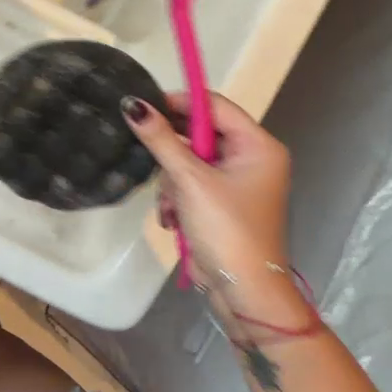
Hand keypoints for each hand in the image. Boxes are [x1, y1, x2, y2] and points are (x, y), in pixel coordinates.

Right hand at [124, 92, 292, 294]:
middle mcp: (252, 159)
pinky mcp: (222, 202)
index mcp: (258, 147)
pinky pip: (190, 183)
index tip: (142, 108)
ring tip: (171, 206)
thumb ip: (161, 139)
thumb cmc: (226, 228)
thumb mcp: (189, 180)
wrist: (243, 289)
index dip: (178, 103)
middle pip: (200, 134)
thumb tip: (132, 104)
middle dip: (173, 152)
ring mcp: (238, 182)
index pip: (214, 106)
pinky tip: (173, 218)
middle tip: (152, 160)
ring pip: (189, 161)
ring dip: (172, 182)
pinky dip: (177, 197)